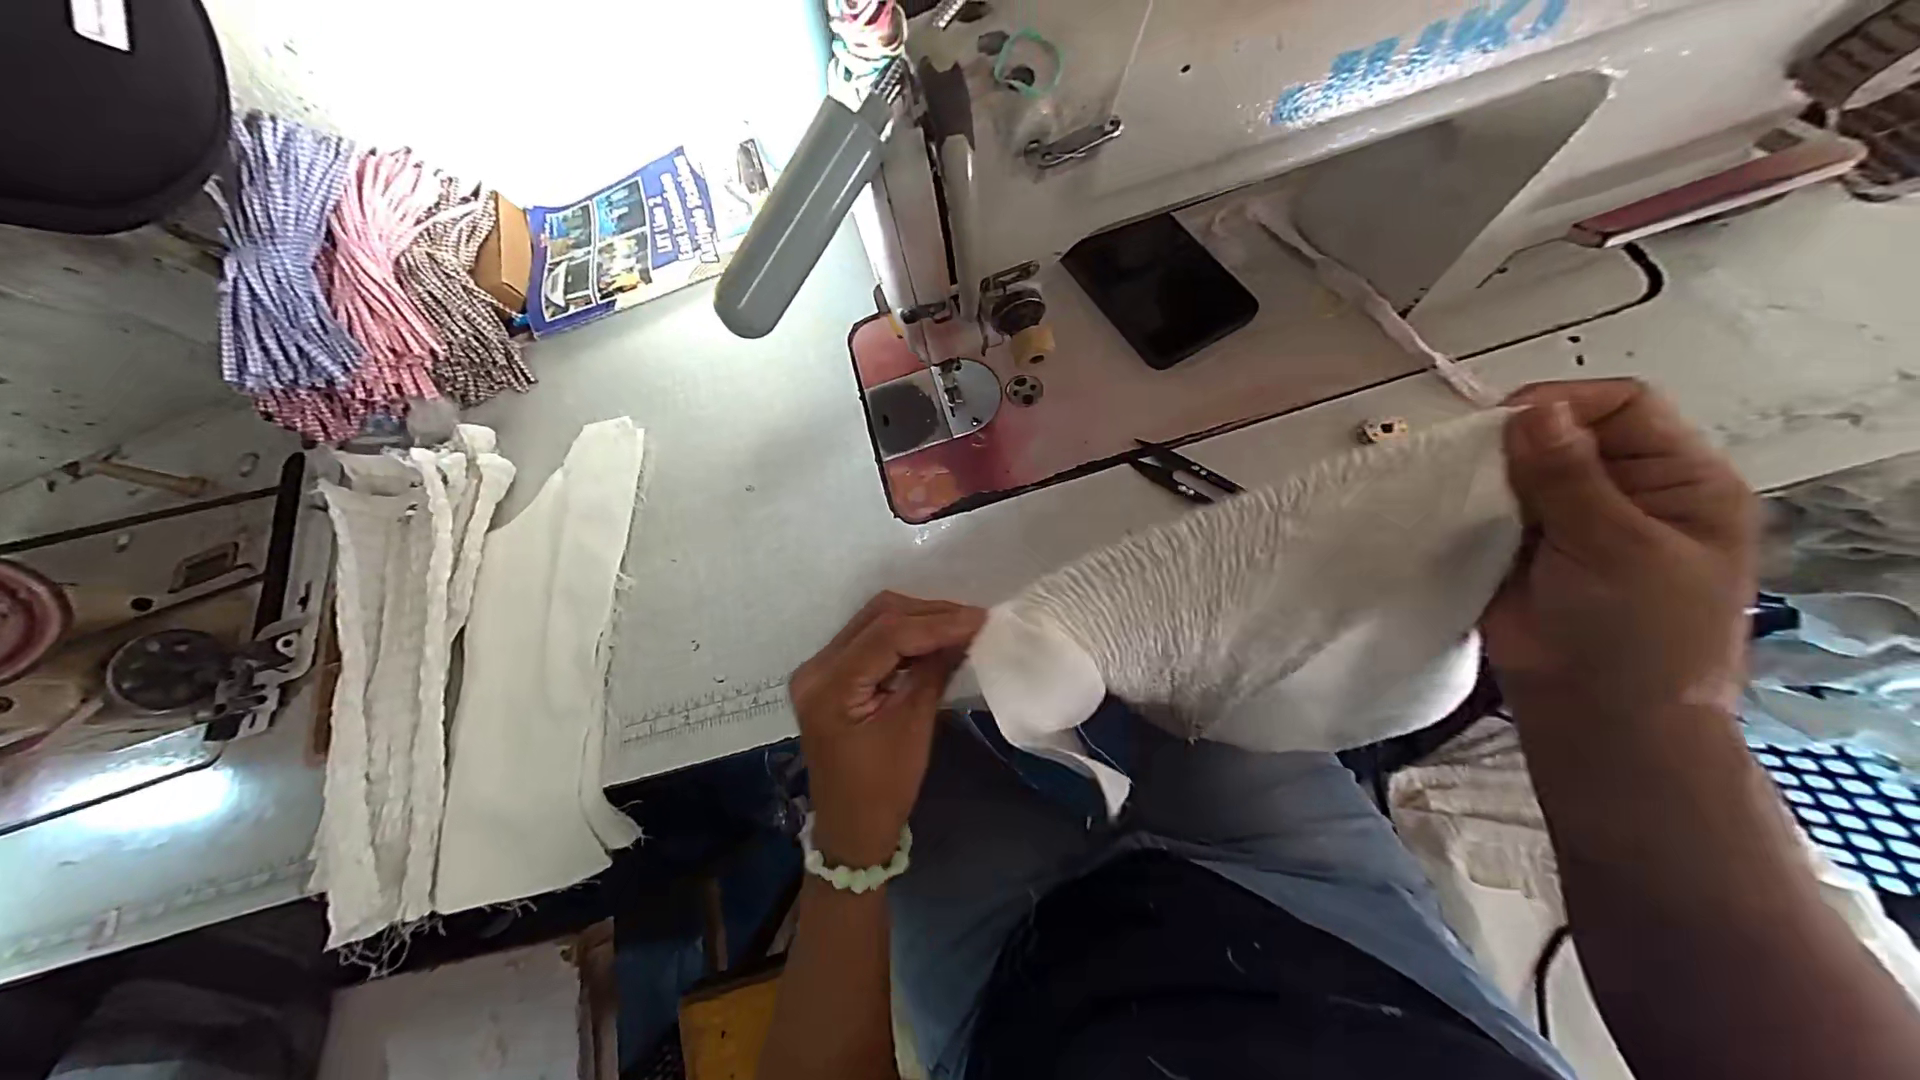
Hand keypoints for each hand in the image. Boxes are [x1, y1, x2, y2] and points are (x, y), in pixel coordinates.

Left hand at [789, 592, 984, 867]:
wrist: (851, 828)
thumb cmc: (883, 789)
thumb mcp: (913, 727)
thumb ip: (934, 671)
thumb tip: (964, 632)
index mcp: (829, 687)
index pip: (887, 635)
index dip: (937, 622)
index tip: (979, 619)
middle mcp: (816, 668)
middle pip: (877, 616)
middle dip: (929, 613)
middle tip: (974, 620)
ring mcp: (819, 669)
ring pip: (874, 620)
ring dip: (919, 618)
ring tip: (961, 626)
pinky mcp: (831, 674)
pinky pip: (870, 638)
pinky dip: (905, 634)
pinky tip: (935, 640)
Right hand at [1482, 379, 1758, 722]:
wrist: (1592, 710)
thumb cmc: (1635, 632)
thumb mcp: (1618, 548)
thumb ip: (1571, 478)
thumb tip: (1533, 410)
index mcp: (1676, 481)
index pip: (1623, 407)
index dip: (1564, 405)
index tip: (1503, 427)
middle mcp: (1619, 491)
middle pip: (1561, 434)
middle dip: (1513, 442)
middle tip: (1467, 462)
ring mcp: (1563, 520)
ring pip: (1515, 471)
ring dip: (1483, 475)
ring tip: (1452, 489)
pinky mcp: (1514, 546)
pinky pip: (1485, 508)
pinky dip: (1463, 504)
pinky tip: (1443, 508)